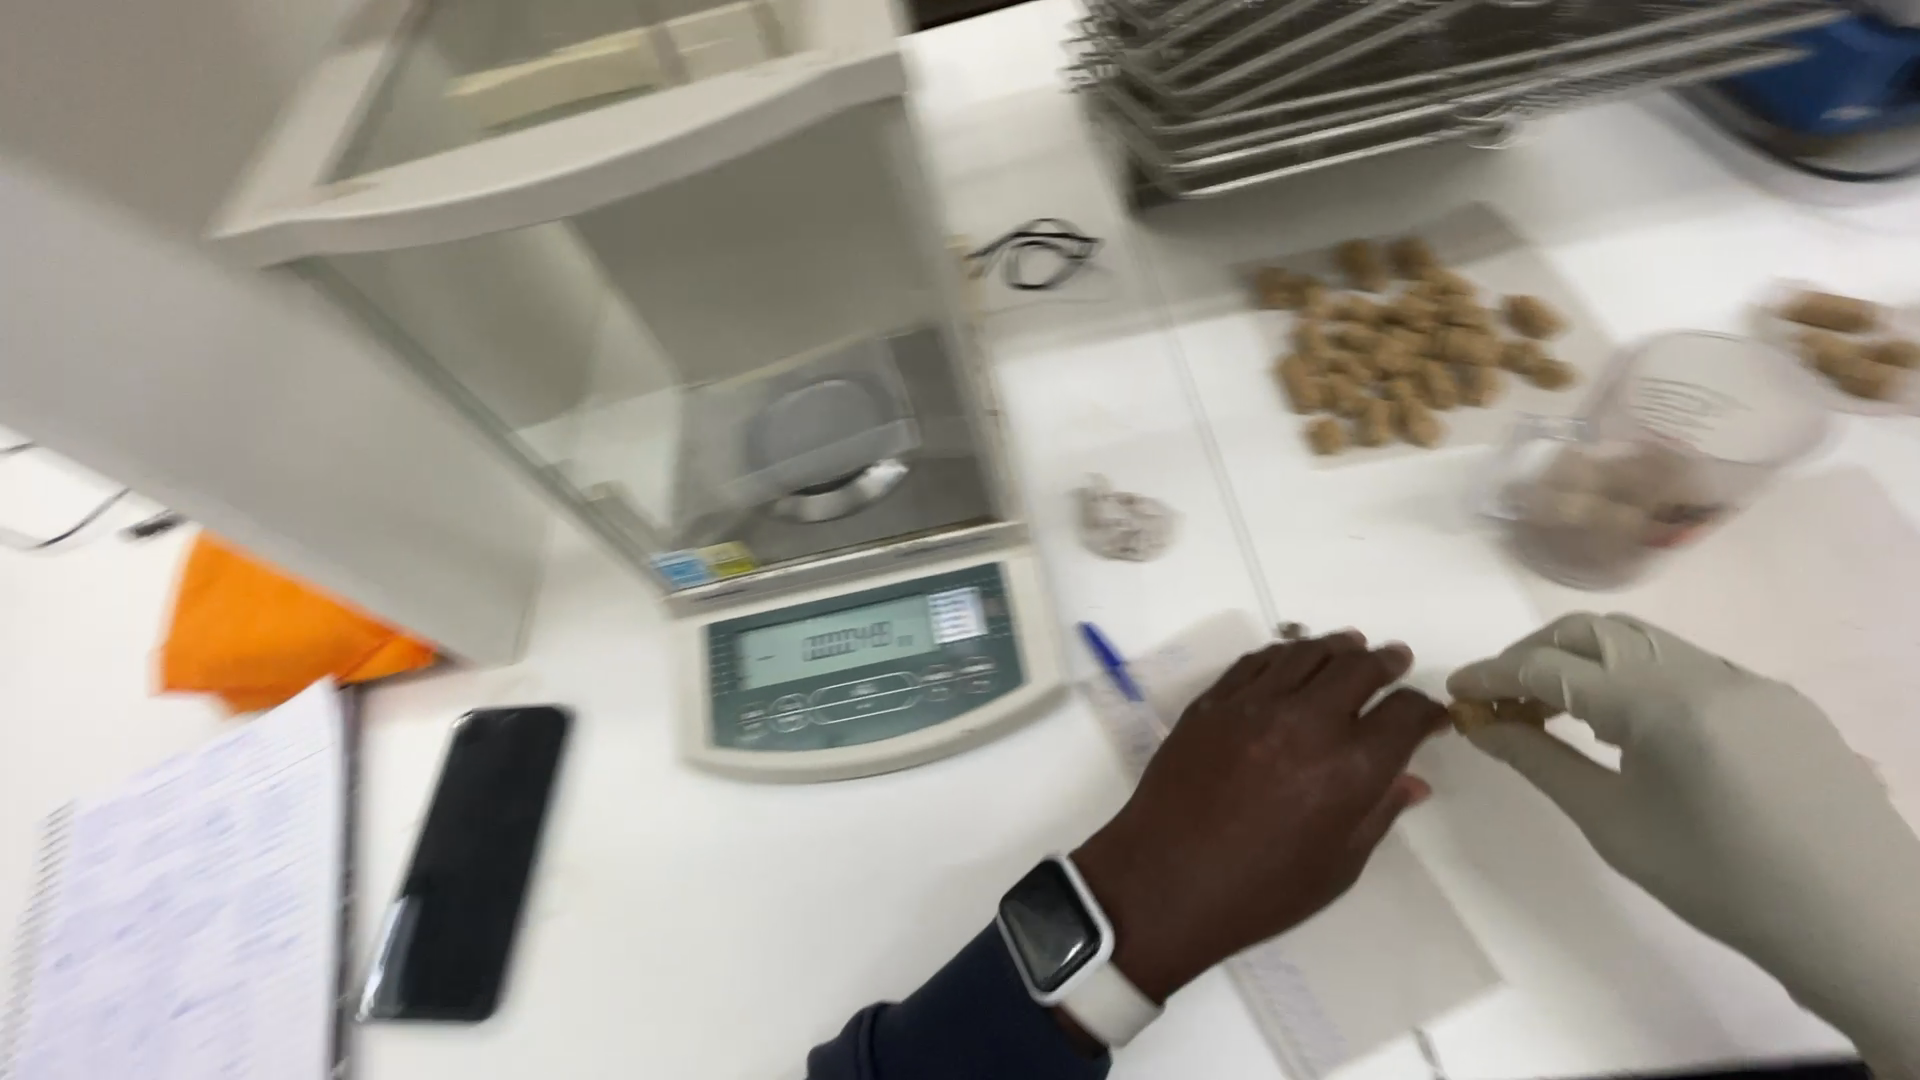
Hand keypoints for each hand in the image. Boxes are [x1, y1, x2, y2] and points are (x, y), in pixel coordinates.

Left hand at [1072, 630, 1445, 1003]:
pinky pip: (1253, 663)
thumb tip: (1410, 780)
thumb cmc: (1261, 890)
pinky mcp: (1210, 703)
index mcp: (1350, 767)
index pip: (1404, 715)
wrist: (1166, 878)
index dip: (1425, 711)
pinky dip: (1281, 655)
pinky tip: (1289, 659)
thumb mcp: (1337, 865)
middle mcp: (1306, 722)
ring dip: (1334, 646)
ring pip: (1303, 654)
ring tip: (1349, 645)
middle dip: (1384, 662)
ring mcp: (1251, 706)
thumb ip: (1377, 812)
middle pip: (1356, 669)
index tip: (1430, 715)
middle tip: (1394, 659)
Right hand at [1451, 613, 1919, 1077]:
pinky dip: (1633, 678)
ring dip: (1582, 661)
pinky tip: (1627, 726)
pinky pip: (1686, 667)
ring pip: (1641, 642)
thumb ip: (1535, 758)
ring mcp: (1751, 684)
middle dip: (1533, 653)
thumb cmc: (1718, 881)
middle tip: (1501, 694)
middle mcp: (1708, 675)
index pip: (1549, 666)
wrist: (1867, 931)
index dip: (1491, 674)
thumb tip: (1476, 723)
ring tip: (1556, 708)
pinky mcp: (1780, 703)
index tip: (1455, 691)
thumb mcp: (1607, 820)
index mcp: (1663, 704)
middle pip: (1594, 632)